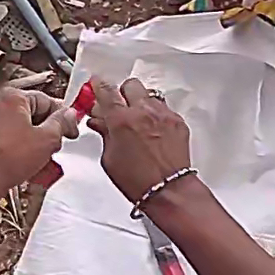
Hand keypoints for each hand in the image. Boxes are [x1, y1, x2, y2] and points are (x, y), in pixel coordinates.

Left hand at [0, 88, 79, 205]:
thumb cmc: (7, 159)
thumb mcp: (47, 139)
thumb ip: (62, 123)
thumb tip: (69, 115)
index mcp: (12, 97)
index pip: (47, 100)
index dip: (62, 117)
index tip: (70, 129)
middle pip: (34, 114)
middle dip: (48, 132)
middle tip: (56, 146)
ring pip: (23, 129)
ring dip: (37, 144)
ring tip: (43, 160)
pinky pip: (11, 141)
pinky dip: (22, 151)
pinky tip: (30, 166)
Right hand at [85, 78, 192, 206]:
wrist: (168, 190)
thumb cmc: (138, 181)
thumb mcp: (109, 158)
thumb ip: (104, 134)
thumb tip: (99, 123)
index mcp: (121, 120)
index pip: (107, 91)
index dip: (99, 85)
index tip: (97, 83)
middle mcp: (143, 112)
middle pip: (130, 85)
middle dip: (122, 93)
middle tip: (118, 106)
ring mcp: (162, 115)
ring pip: (149, 94)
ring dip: (140, 102)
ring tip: (137, 119)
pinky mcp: (177, 121)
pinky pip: (163, 108)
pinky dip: (155, 114)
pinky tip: (152, 129)